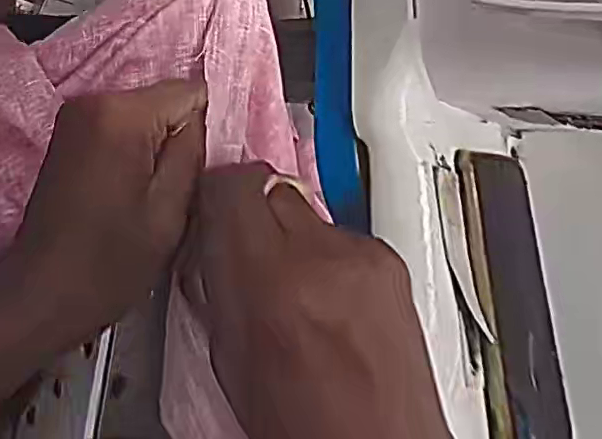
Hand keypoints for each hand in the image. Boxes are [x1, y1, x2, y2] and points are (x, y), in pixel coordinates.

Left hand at [0, 79, 207, 421]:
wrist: (39, 295)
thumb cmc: (108, 262)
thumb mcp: (169, 211)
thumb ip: (192, 149)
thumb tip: (201, 116)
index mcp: (121, 114)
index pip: (189, 92)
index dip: (201, 130)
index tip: (194, 170)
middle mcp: (95, 98)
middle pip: (164, 99)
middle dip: (176, 136)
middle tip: (170, 189)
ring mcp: (76, 110)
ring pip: (144, 110)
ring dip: (154, 143)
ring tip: (146, 191)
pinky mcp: (69, 127)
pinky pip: (121, 121)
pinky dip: (132, 145)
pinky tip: (126, 185)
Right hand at [182, 164, 452, 438]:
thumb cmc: (303, 427)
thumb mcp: (230, 357)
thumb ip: (218, 283)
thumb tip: (213, 239)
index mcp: (267, 281)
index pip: (233, 187)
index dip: (220, 194)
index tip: (217, 205)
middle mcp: (317, 256)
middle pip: (271, 188)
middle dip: (258, 215)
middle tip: (254, 253)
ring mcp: (359, 255)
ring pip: (307, 210)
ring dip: (296, 238)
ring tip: (299, 290)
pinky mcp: (388, 260)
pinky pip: (343, 235)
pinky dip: (332, 257)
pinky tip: (332, 300)